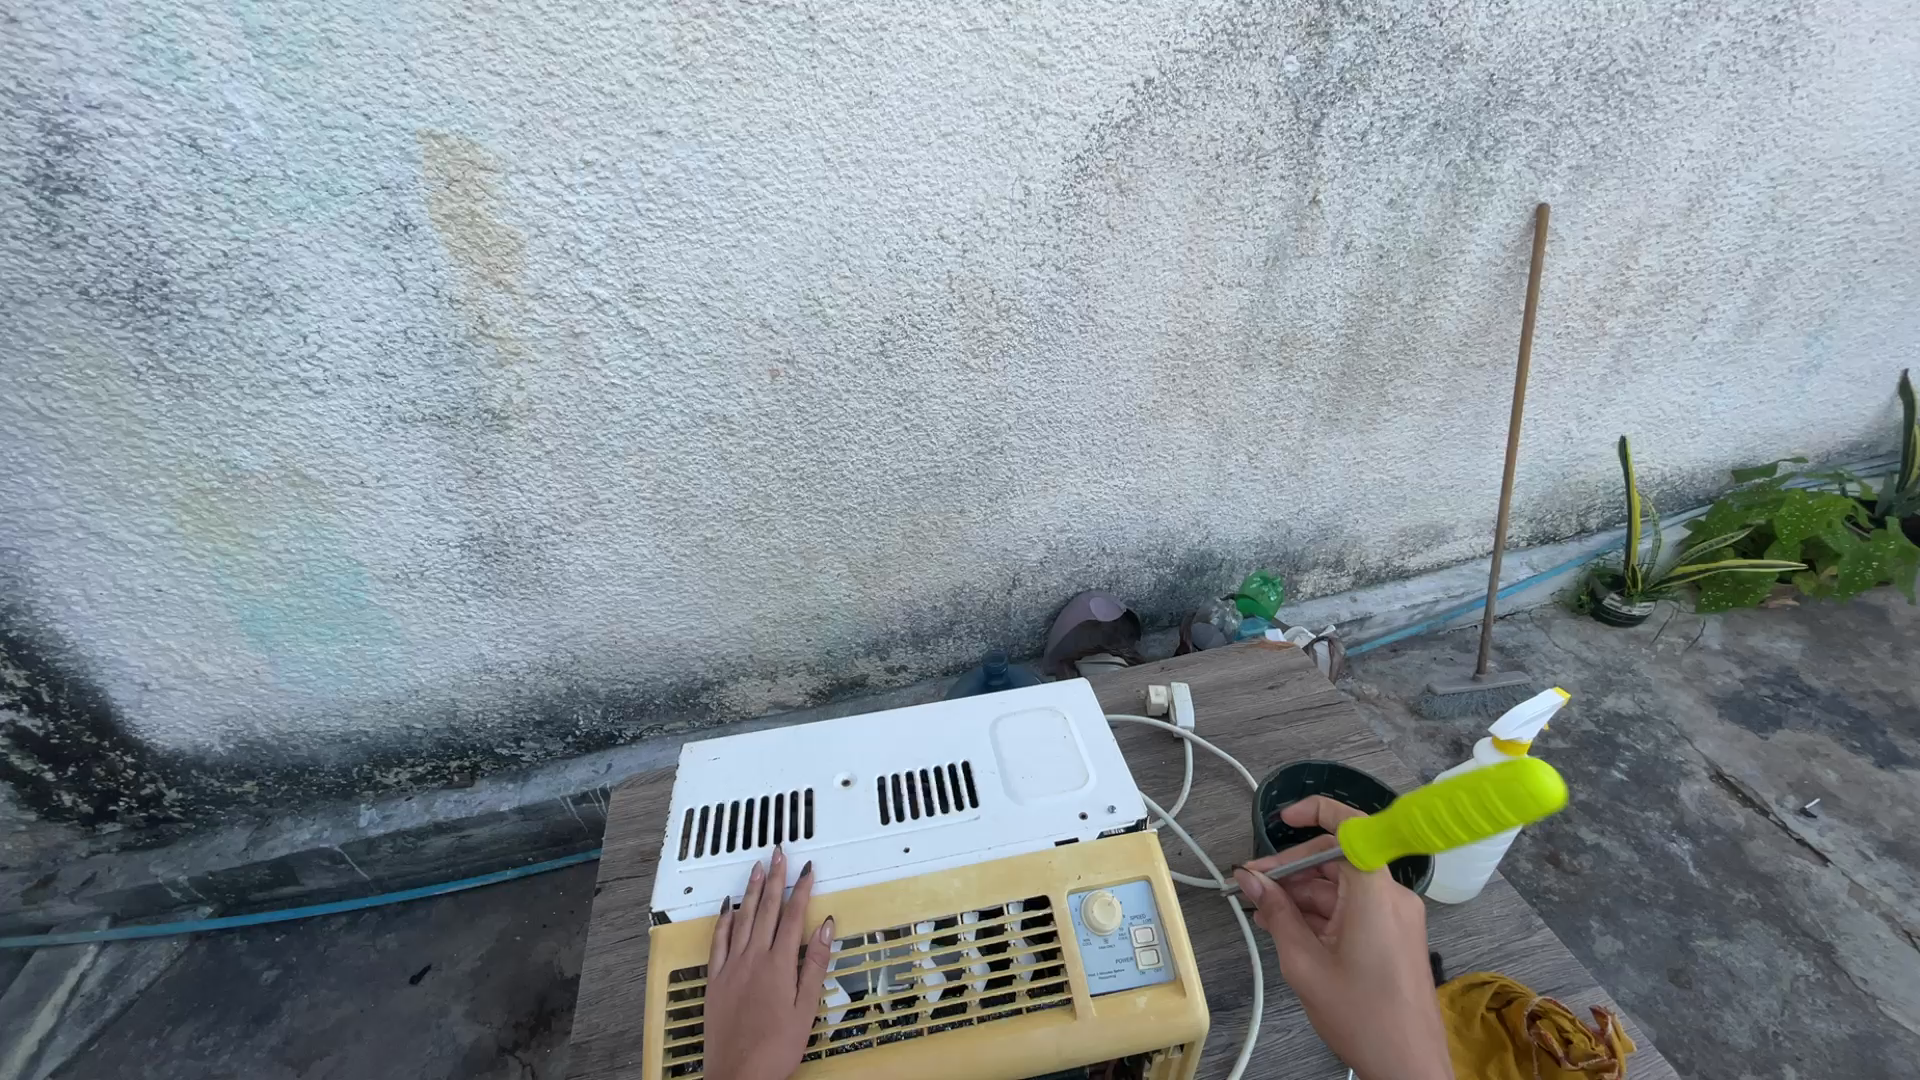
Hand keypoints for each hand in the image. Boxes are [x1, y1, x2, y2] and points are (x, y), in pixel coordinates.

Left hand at [702, 848, 834, 1079]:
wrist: (738, 1079)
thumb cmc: (778, 1047)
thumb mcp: (806, 1009)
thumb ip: (815, 965)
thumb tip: (825, 926)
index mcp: (779, 964)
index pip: (793, 916)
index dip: (801, 889)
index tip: (808, 868)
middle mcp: (754, 958)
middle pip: (766, 909)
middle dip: (775, 878)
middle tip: (779, 852)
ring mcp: (732, 967)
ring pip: (742, 918)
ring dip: (751, 890)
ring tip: (756, 866)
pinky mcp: (715, 980)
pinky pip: (718, 942)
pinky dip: (724, 920)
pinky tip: (729, 905)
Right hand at [1233, 797, 1452, 1079]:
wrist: (1411, 1073)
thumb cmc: (1362, 1018)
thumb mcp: (1304, 963)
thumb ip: (1275, 912)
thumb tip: (1249, 879)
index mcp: (1373, 894)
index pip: (1352, 827)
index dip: (1318, 811)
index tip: (1284, 819)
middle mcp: (1390, 895)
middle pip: (1335, 858)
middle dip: (1290, 867)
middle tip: (1251, 883)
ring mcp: (1395, 915)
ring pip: (1338, 884)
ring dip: (1300, 892)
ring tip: (1262, 911)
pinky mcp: (1394, 933)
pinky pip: (1351, 905)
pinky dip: (1319, 910)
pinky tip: (1287, 926)